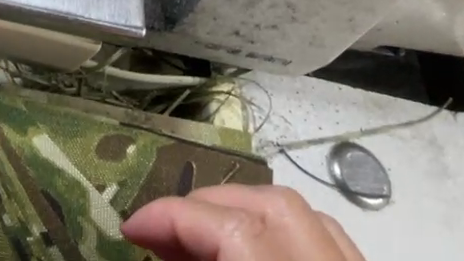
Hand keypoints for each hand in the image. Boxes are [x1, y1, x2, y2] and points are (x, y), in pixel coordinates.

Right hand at [123, 185, 366, 260]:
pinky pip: (332, 244)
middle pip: (274, 208)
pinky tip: (253, 255)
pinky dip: (285, 235)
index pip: (233, 231)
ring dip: (244, 214)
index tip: (130, 230)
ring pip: (309, 218)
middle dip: (206, 209)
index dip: (171, 218)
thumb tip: (156, 244)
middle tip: (162, 238)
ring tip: (201, 243)